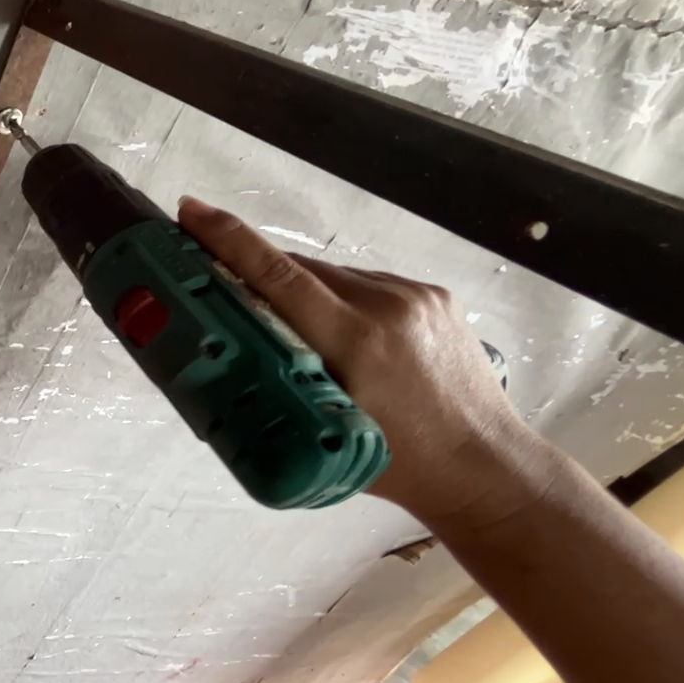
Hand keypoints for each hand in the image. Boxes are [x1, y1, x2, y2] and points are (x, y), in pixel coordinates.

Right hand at [177, 197, 550, 528]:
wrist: (491, 471)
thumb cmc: (395, 463)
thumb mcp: (316, 422)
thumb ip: (272, 371)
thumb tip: (222, 332)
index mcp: (354, 341)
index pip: (278, 274)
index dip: (229, 240)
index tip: (191, 211)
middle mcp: (386, 305)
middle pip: (295, 269)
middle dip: (252, 272)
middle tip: (215, 287)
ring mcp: (415, 296)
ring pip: (326, 275)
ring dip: (294, 289)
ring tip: (283, 325)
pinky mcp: (432, 295)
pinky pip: (358, 282)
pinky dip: (332, 297)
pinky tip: (331, 329)